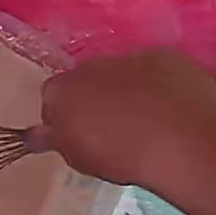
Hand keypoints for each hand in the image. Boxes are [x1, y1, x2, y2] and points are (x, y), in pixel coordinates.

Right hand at [34, 50, 215, 187]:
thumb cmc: (118, 156)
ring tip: (145, 123)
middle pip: (85, 82)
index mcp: (60, 90)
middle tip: (110, 131)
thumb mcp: (77, 158)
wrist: (179, 142)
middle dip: (94, 100)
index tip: (78, 137)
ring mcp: (129, 58)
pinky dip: (158, 86)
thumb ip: (55, 140)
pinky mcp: (166, 57)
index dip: (65, 120)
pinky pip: (155, 71)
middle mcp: (89, 66)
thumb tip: (36, 134)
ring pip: (121, 74)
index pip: (52, 101)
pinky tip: (170, 110)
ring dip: (126, 92)